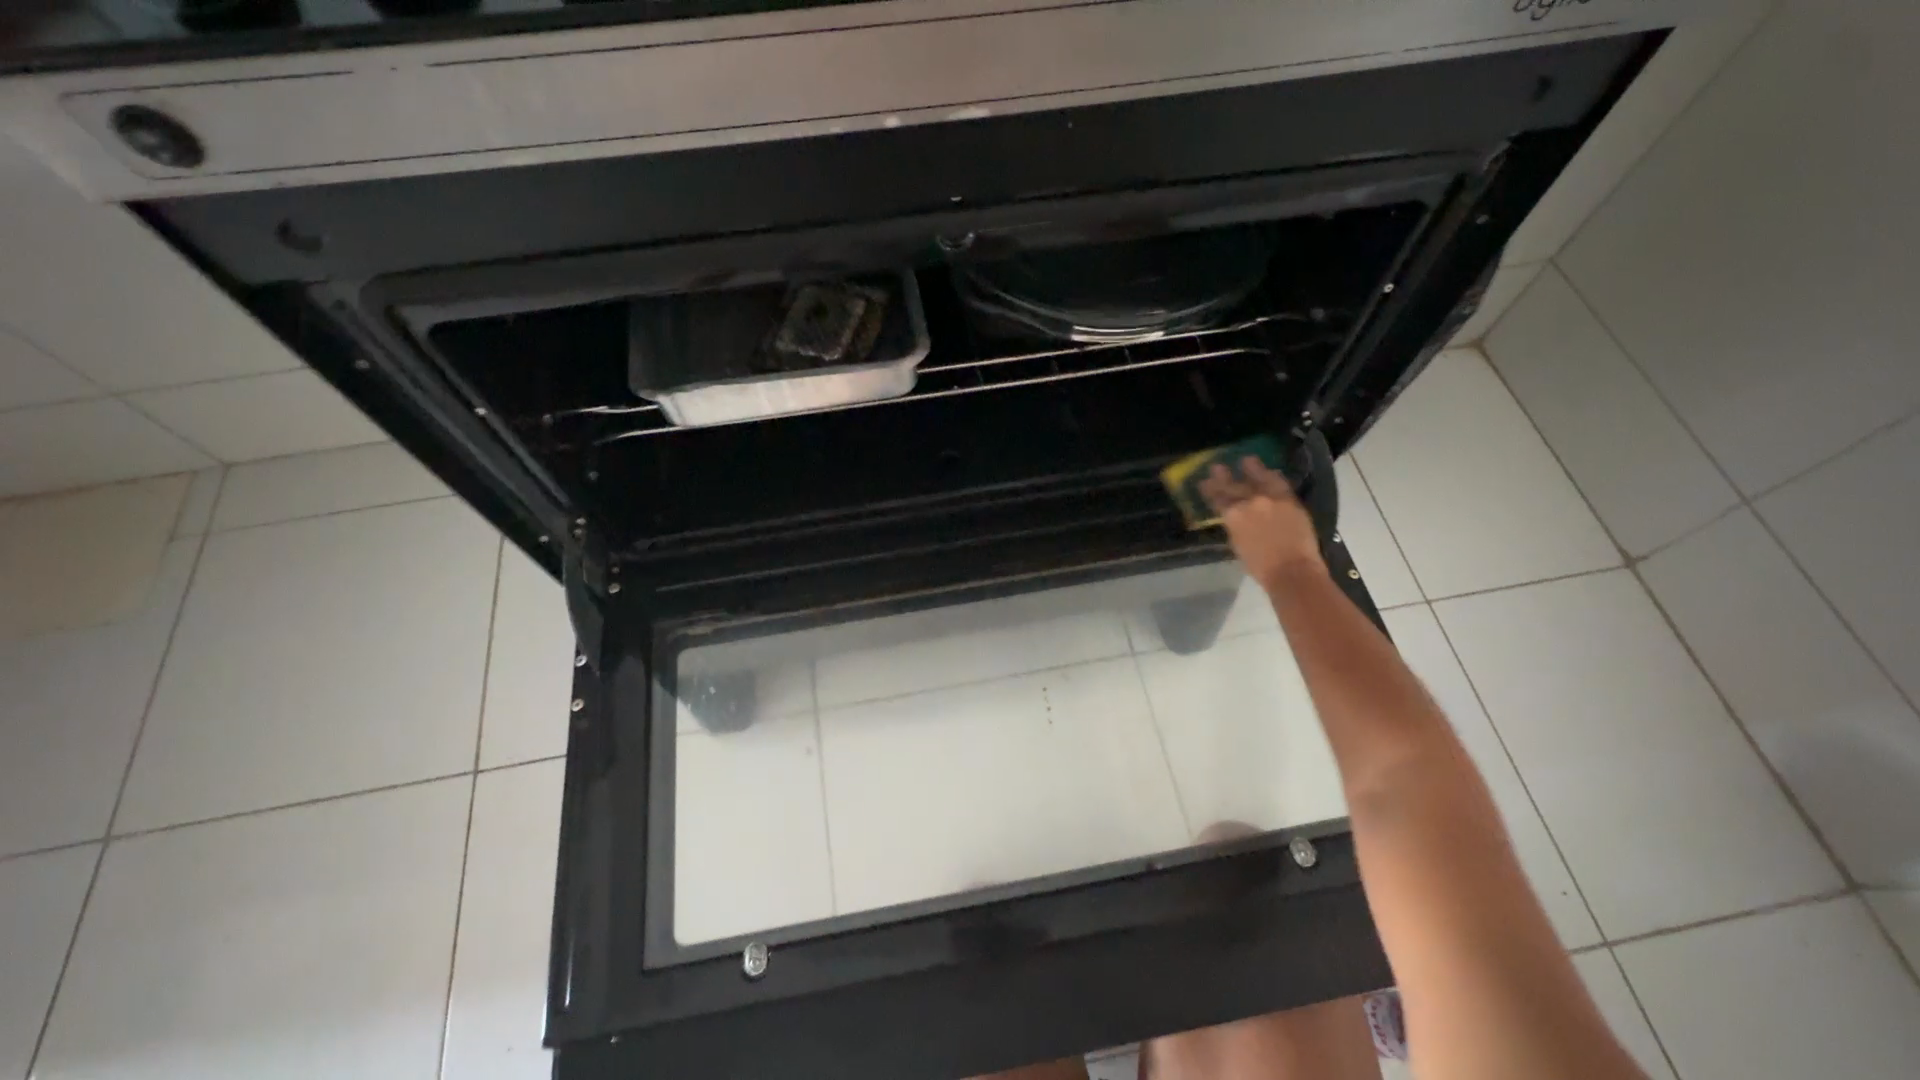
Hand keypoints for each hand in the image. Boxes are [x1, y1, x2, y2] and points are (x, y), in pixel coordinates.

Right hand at [1199, 456, 1325, 587]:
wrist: (1292, 570)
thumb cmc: (1260, 567)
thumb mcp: (1238, 545)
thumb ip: (1236, 526)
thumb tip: (1235, 517)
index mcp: (1233, 515)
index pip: (1218, 498)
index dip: (1210, 489)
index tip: (1204, 482)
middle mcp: (1250, 501)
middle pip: (1234, 485)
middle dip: (1224, 476)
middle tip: (1217, 467)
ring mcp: (1271, 498)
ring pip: (1259, 477)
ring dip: (1252, 468)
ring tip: (1247, 460)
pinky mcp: (1290, 499)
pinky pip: (1279, 482)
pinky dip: (1273, 476)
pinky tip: (1270, 472)